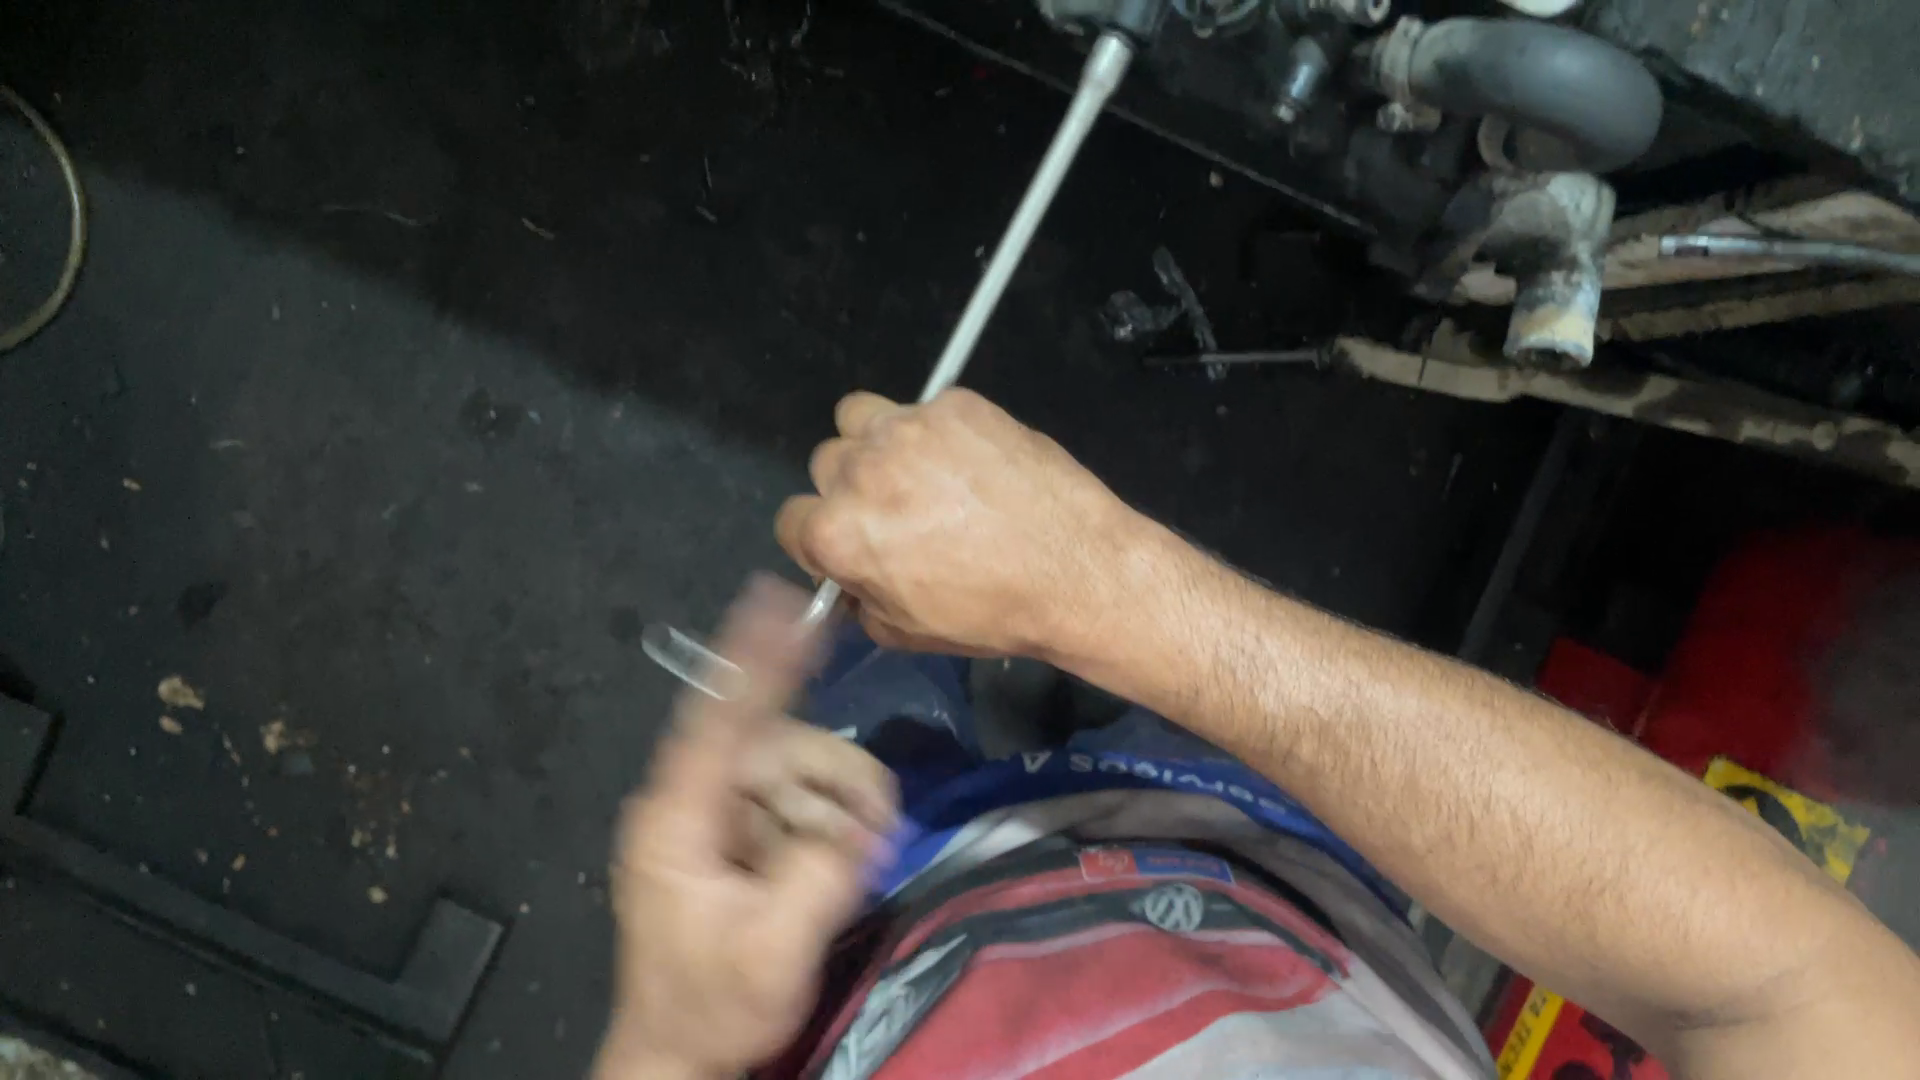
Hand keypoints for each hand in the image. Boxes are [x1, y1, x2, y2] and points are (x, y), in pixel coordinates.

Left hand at [597, 576, 897, 1079]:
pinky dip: (832, 822)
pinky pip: (802, 798)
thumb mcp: (767, 953)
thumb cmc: (706, 1008)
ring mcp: (722, 813)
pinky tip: (839, 860)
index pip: (718, 717)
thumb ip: (817, 876)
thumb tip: (864, 820)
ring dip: (837, 808)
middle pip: (781, 746)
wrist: (679, 1055)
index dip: (752, 656)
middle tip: (869, 829)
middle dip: (830, 783)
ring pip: (800, 770)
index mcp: (679, 818)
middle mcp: (697, 799)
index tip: (781, 604)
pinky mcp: (744, 831)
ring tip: (851, 861)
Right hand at [776, 389, 1141, 657]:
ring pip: (860, 418)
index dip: (818, 540)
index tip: (851, 545)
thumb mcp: (905, 631)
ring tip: (921, 470)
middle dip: (851, 490)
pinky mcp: (955, 404)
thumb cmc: (991, 614)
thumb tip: (848, 579)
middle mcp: (862, 470)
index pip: (791, 520)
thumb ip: (858, 600)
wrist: (1077, 571)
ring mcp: (909, 427)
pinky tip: (973, 462)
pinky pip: (923, 410)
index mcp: (839, 531)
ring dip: (877, 444)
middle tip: (898, 510)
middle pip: (827, 464)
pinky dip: (937, 433)